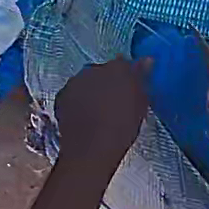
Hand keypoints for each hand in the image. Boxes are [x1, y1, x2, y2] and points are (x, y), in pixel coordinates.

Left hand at [54, 57, 150, 171]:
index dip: (127, 77)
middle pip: (103, 71)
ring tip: (97, 112)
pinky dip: (77, 100)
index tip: (129, 90)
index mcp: (119, 68)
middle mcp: (95, 68)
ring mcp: (76, 81)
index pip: (125, 63)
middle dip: (108, 82)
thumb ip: (142, 79)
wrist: (91, 148)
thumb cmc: (123, 128)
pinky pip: (73, 93)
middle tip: (114, 102)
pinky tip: (83, 116)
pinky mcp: (62, 95)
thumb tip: (147, 60)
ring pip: (87, 81)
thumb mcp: (141, 104)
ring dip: (91, 90)